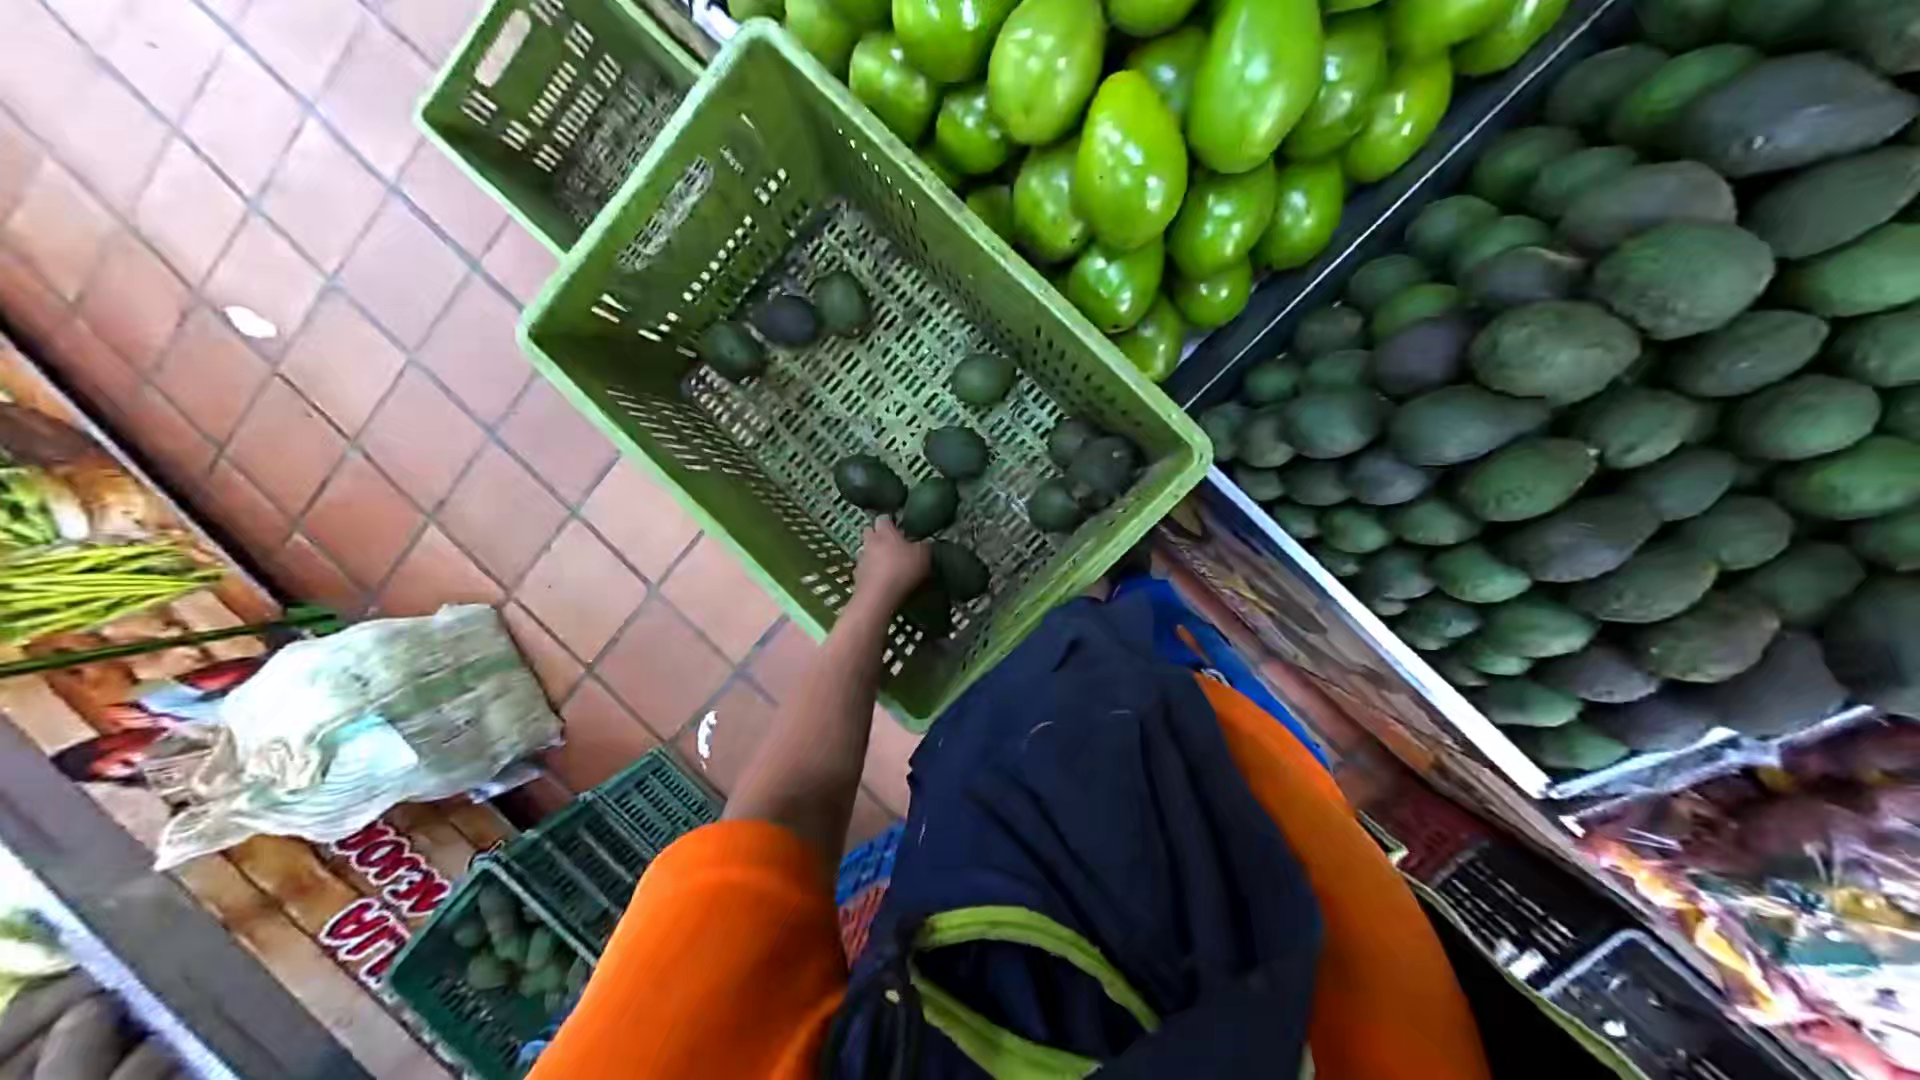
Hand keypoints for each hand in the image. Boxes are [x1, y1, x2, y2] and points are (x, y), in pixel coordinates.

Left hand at [853, 518, 929, 609]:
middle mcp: (870, 541)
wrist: (878, 596)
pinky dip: (870, 571)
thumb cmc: (902, 569)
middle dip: (878, 535)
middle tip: (891, 543)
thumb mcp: (923, 556)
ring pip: (865, 550)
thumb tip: (926, 542)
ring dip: (873, 554)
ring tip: (885, 563)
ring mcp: (861, 559)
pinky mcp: (856, 576)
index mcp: (885, 532)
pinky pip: (863, 569)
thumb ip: (925, 546)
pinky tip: (879, 578)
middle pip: (870, 531)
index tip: (898, 527)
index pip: (883, 518)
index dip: (890, 521)